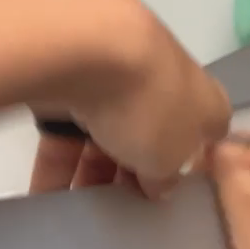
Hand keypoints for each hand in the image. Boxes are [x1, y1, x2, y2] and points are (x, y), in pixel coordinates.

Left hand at [26, 0, 229, 198]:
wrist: (87, 43)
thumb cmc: (149, 106)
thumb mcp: (167, 163)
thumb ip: (166, 178)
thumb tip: (161, 182)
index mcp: (207, 97)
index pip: (208, 132)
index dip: (188, 164)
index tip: (165, 191)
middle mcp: (170, 77)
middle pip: (152, 131)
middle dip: (129, 171)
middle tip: (113, 205)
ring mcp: (122, 64)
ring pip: (106, 125)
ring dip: (88, 168)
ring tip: (69, 203)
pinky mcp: (75, 61)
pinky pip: (67, 118)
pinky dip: (57, 154)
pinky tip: (42, 185)